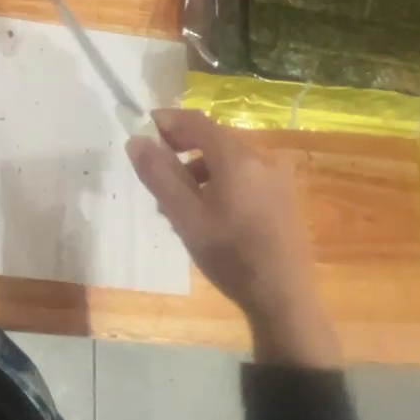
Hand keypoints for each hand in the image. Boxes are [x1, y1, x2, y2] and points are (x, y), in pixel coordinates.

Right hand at [127, 108, 339, 366]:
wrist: (284, 298)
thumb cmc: (229, 255)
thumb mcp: (184, 216)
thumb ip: (158, 174)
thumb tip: (136, 139)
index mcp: (238, 158)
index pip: (195, 121)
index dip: (165, 121)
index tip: (140, 131)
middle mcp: (262, 158)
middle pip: (212, 138)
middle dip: (179, 150)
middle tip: (155, 175)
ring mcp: (277, 177)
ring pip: (227, 158)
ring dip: (197, 169)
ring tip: (177, 202)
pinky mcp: (283, 195)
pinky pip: (243, 174)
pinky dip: (219, 181)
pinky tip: (207, 212)